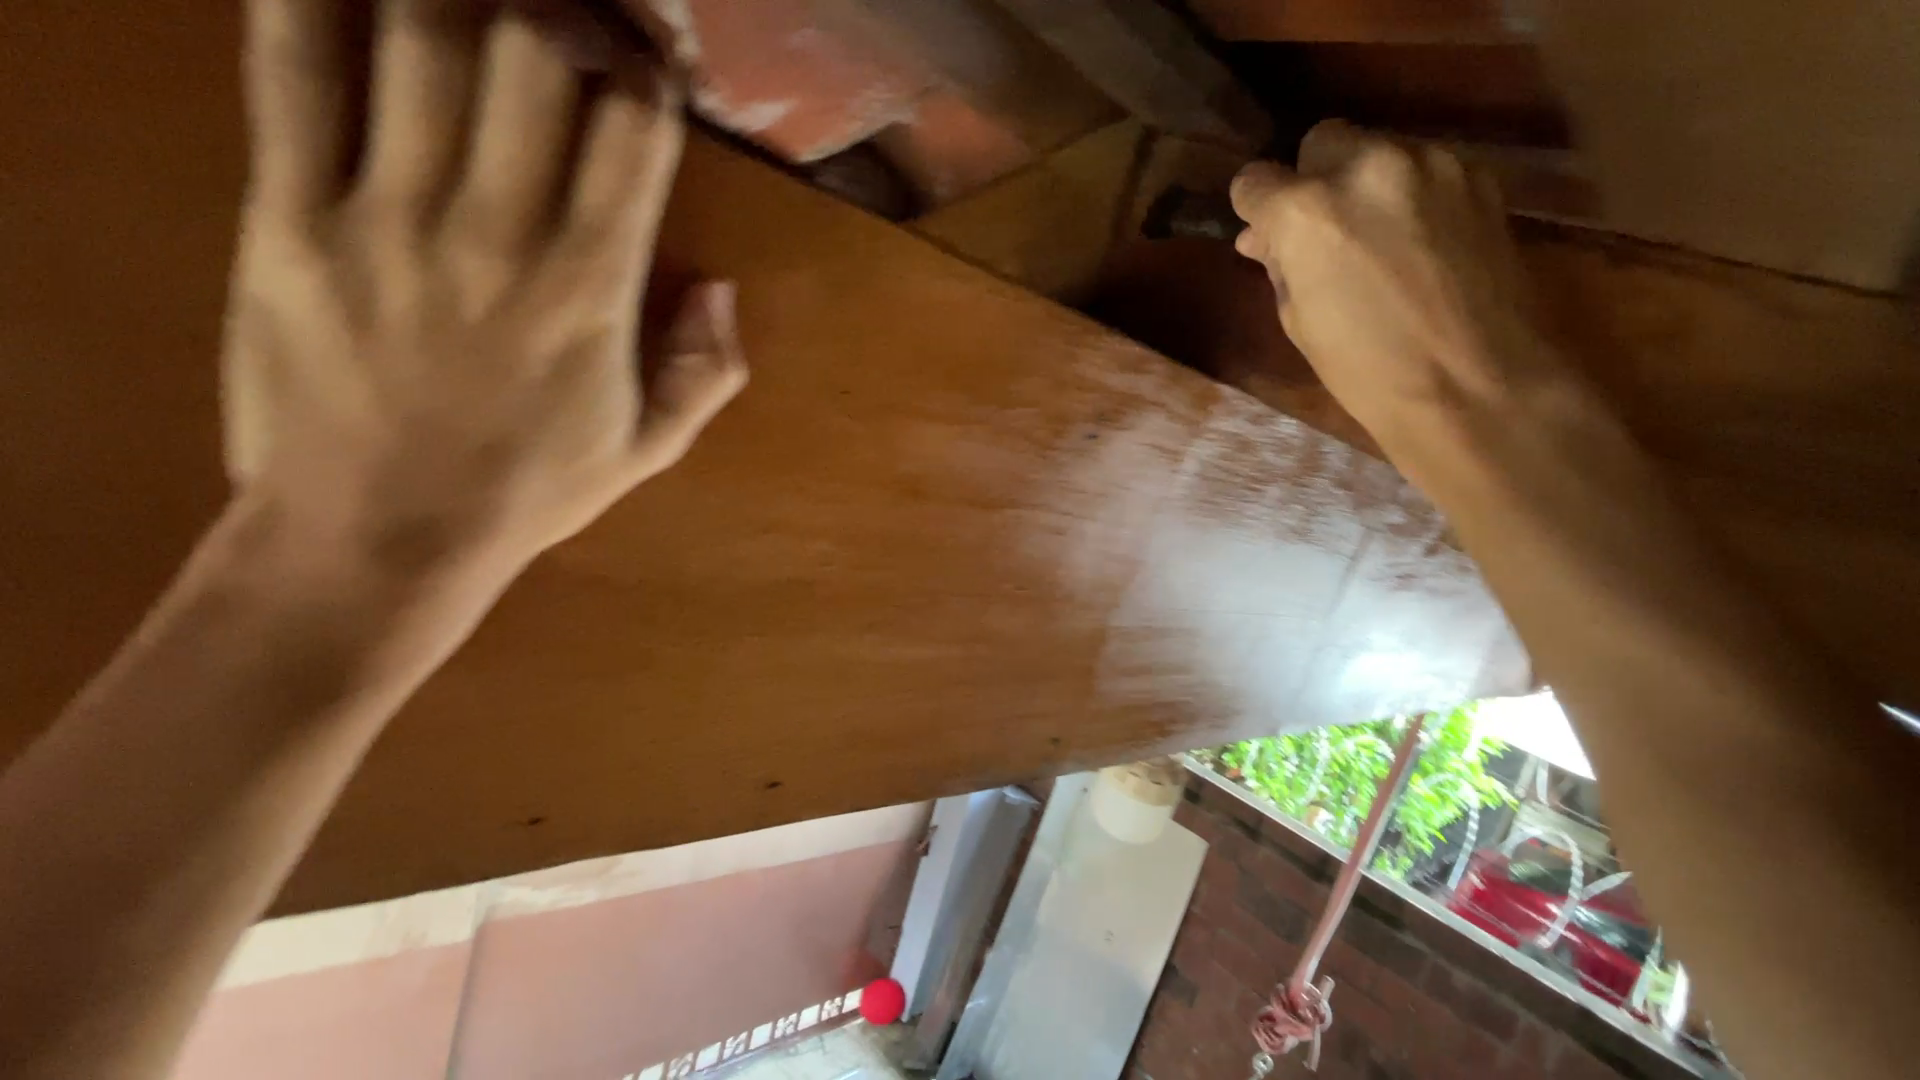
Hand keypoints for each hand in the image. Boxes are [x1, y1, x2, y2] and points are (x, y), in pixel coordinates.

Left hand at [223, 0, 745, 575]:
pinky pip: (294, 74)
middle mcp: (499, 234)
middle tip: (563, 26)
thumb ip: (706, 371)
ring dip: (459, 2)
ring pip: (423, 38)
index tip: (646, 61)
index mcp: (591, 289)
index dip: (648, 69)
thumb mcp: (646, 451)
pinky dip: (317, 7)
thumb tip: (718, 285)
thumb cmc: (523, 493)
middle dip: (562, 17)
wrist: (375, 539)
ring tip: (478, 15)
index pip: (634, 129)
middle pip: (535, 51)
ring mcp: (389, 219)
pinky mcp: (289, 218)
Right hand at [1229, 121, 1559, 442]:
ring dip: (1364, 183)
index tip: (1267, 235)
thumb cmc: (1367, 369)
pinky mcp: (1477, 174)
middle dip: (1313, 179)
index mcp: (1307, 210)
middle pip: (1321, 142)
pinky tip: (1421, 241)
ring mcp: (1430, 162)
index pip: (1255, 180)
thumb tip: (1263, 237)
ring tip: (1378, 239)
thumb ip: (1280, 263)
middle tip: (1324, 231)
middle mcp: (1366, 166)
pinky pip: (1424, 167)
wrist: (1476, 384)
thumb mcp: (1299, 320)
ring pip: (1377, 148)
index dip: (1256, 209)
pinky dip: (1410, 193)